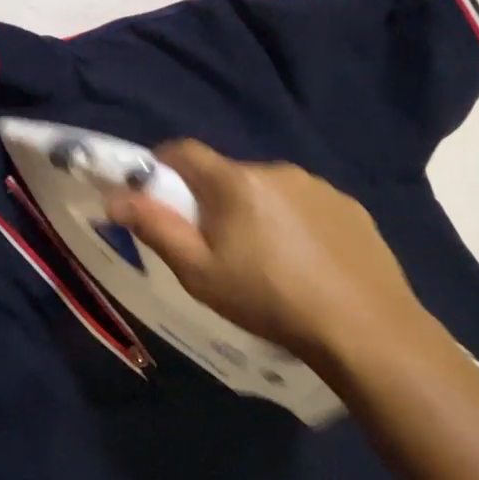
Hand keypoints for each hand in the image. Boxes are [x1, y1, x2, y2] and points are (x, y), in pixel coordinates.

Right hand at [105, 140, 428, 356]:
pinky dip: (295, 226)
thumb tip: (115, 198)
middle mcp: (278, 170)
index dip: (161, 167)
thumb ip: (155, 228)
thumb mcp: (198, 272)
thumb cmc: (268, 299)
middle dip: (212, 201)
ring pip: (268, 192)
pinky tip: (305, 265)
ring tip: (264, 263)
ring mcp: (320, 187)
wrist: (363, 328)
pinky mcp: (351, 208)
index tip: (155, 197)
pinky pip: (307, 207)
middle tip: (212, 249)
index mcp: (235, 181)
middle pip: (227, 175)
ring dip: (255, 214)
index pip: (184, 151)